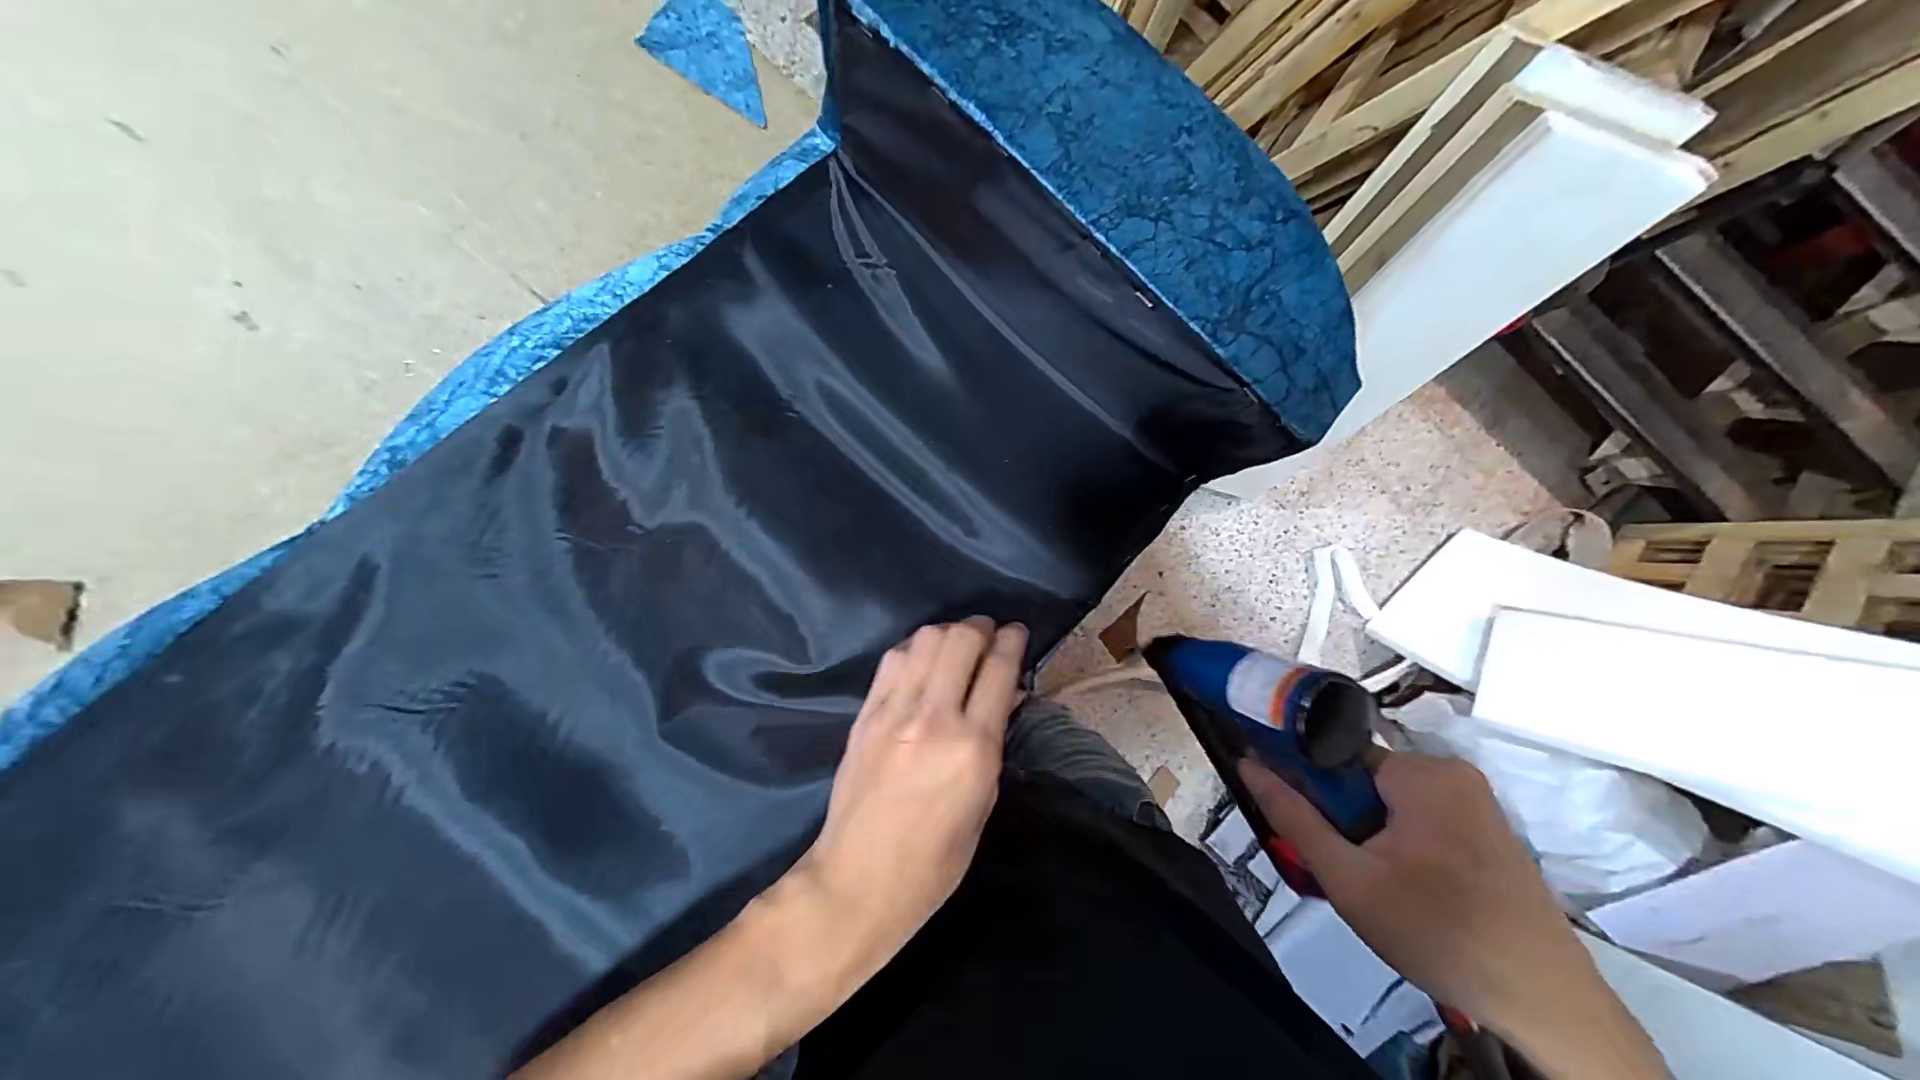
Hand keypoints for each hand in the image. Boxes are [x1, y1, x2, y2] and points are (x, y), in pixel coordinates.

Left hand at [794, 617, 1027, 967]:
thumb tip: (1000, 698)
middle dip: (982, 627)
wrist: (857, 880)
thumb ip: (992, 743)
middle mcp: (934, 717)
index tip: (1018, 631)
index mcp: (974, 747)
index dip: (1013, 641)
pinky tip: (922, 659)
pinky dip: (915, 648)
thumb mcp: (983, 804)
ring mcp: (894, 712)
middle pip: (961, 639)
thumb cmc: (935, 861)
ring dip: (948, 633)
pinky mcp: (865, 714)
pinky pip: (893, 659)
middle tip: (989, 634)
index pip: (999, 669)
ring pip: (925, 640)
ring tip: (957, 644)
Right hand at [1241, 753, 1668, 1078]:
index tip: (1295, 823)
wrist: (1547, 1006)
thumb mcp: (1349, 879)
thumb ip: (1293, 816)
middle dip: (1338, 818)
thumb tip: (1246, 762)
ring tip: (1368, 884)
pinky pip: (1417, 819)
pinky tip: (1400, 889)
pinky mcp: (1486, 830)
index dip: (1305, 785)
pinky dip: (1395, 845)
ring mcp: (1475, 803)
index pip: (1334, 755)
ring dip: (1364, 835)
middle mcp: (1453, 774)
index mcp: (1423, 772)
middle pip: (1360, 779)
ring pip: (1385, 802)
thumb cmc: (1440, 934)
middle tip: (1336, 868)